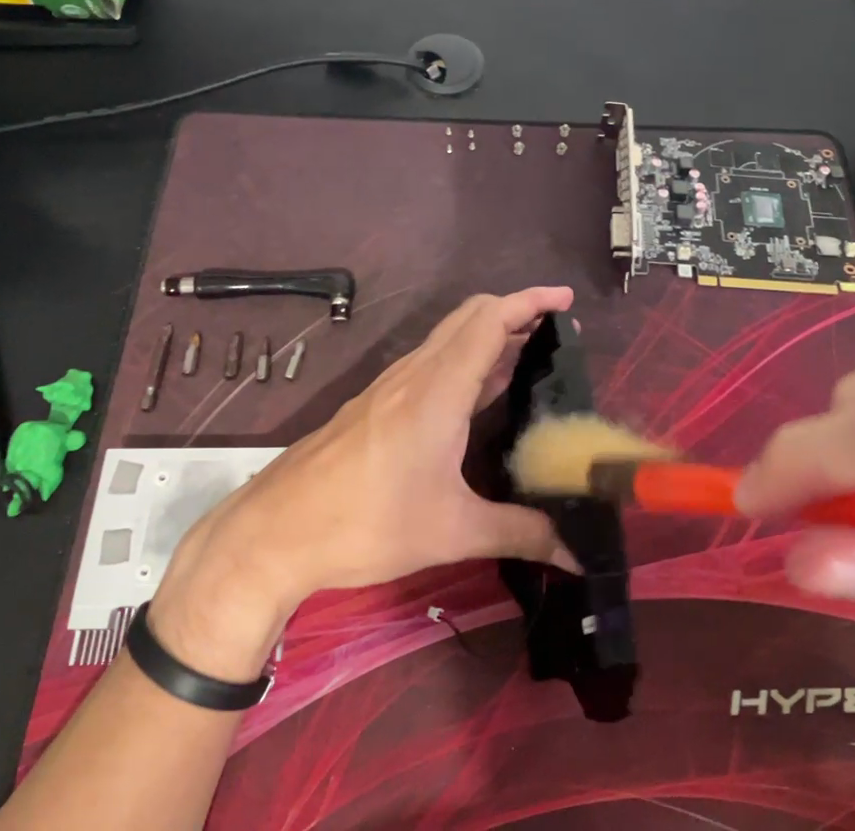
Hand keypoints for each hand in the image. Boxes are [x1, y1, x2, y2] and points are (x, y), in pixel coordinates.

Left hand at [147, 287, 576, 681]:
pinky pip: (430, 364)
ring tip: (529, 355)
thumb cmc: (367, 523)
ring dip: (487, 336)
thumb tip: (577, 554)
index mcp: (438, 390)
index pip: (489, 322)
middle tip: (556, 330)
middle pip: (468, 318)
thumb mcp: (453, 532)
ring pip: (446, 341)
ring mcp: (389, 389)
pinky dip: (463, 361)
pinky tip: (478, 393)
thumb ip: (521, 534)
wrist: (276, 530)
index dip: (529, 301)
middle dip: (514, 312)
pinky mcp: (374, 406)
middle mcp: (413, 376)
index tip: (566, 299)